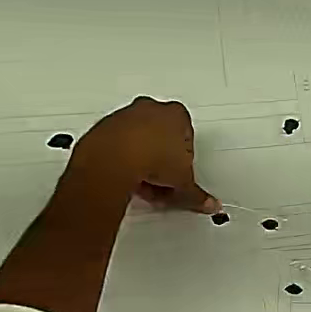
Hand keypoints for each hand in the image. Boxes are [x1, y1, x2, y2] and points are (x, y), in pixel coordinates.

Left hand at [68, 97, 219, 213]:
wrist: (114, 159)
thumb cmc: (149, 156)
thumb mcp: (183, 183)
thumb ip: (196, 194)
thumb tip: (204, 202)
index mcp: (177, 114)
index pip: (187, 139)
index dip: (185, 162)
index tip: (181, 176)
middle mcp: (150, 109)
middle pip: (162, 138)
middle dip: (163, 161)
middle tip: (164, 182)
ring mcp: (126, 116)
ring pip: (139, 141)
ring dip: (143, 162)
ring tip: (144, 184)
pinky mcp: (106, 127)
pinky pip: (119, 145)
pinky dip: (123, 161)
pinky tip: (127, 179)